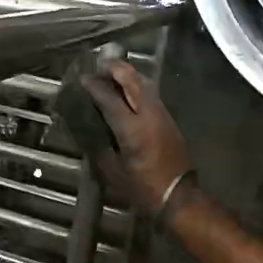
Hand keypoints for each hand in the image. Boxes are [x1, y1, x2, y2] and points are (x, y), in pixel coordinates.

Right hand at [82, 58, 191, 217]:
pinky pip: (150, 94)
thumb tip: (85, 130)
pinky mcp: (168, 119)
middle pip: (133, 81)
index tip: (82, 78)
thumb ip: (98, 147)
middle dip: (116, 69)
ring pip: (144, 84)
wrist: (180, 197)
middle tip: (100, 64)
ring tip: (112, 72)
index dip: (95, 86)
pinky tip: (127, 89)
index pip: (110, 98)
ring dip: (128, 74)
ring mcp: (162, 115)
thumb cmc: (144, 189)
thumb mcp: (113, 172)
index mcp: (132, 130)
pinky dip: (137, 85)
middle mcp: (149, 116)